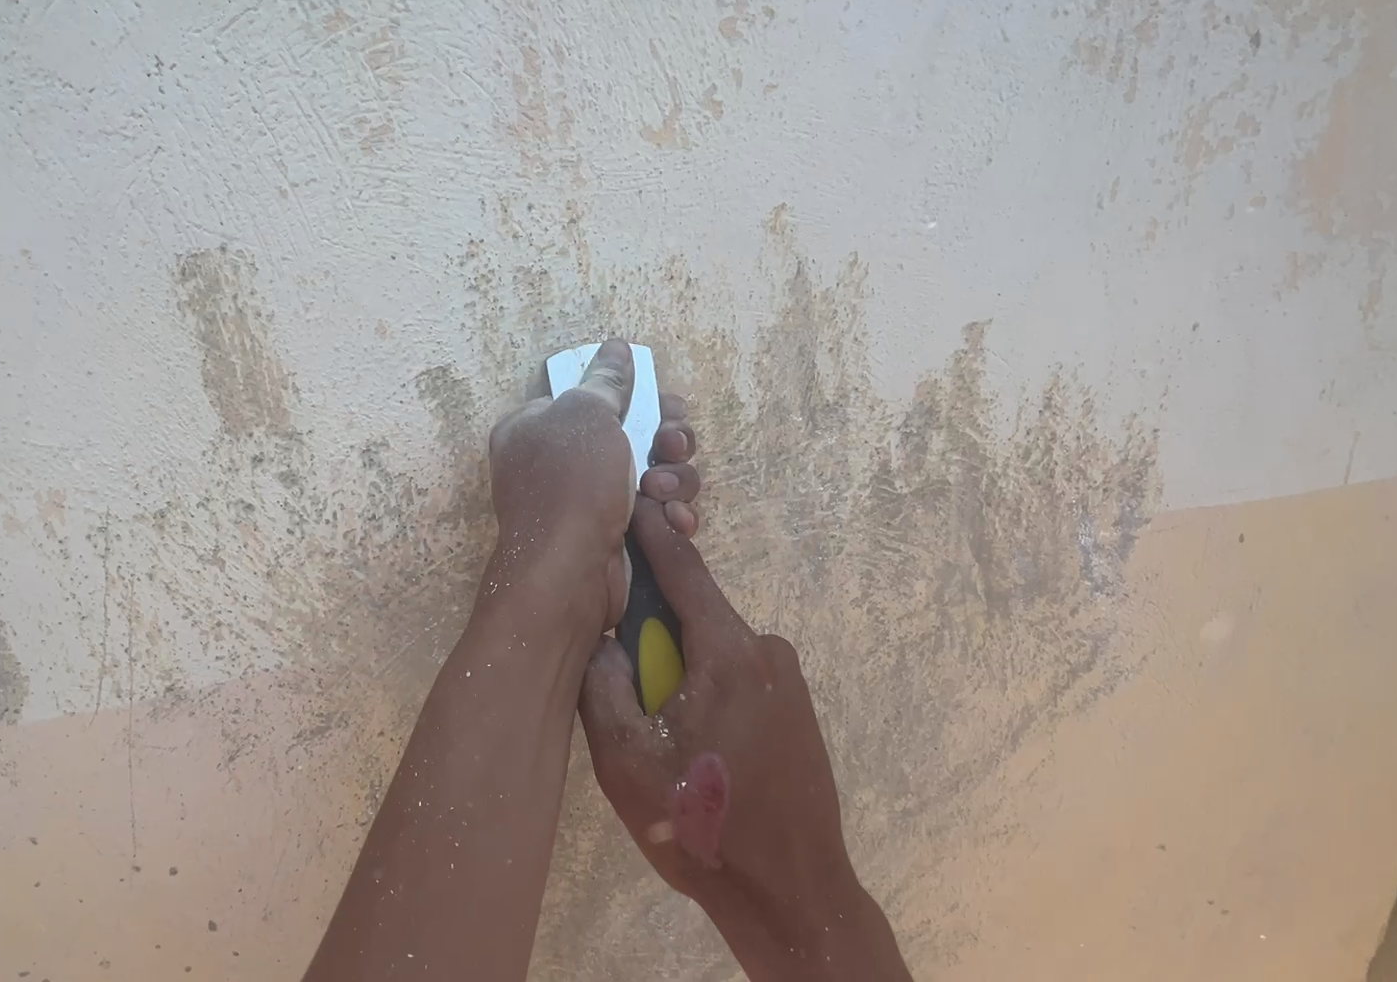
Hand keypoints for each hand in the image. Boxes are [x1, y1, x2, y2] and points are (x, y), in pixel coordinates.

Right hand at [578, 499, 910, 980]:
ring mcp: (788, 678)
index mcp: (727, 651)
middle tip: (623, 674)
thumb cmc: (702, 826)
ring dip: (680, 665)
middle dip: (653, 628)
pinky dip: (707, 685)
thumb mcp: (625, 761)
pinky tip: (696, 739)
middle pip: (694, 614)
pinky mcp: (797, 707)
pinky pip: (738, 674)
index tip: (630, 501)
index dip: (651, 534)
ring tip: (660, 726)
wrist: (792, 894)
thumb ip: (601, 686)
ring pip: (714, 648)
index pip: (681, 571)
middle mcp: (765, 650)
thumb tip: (599, 636)